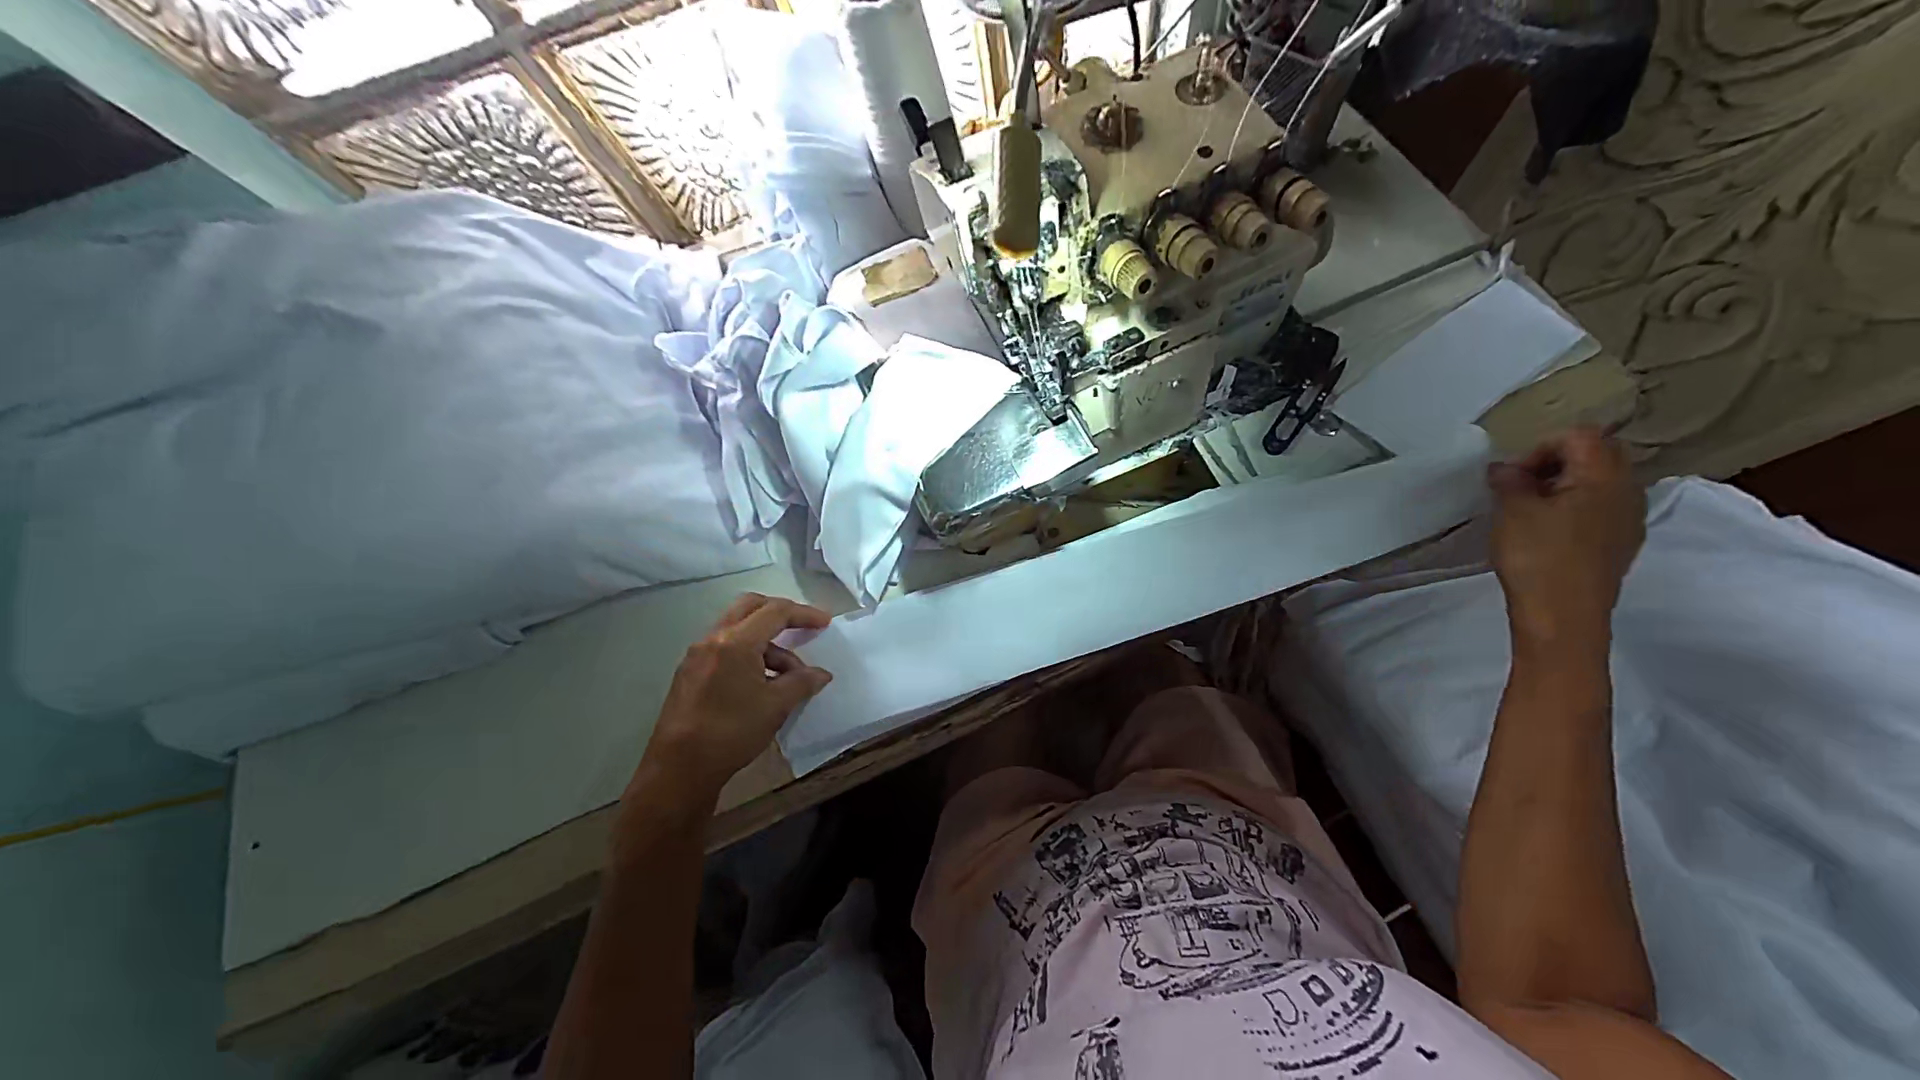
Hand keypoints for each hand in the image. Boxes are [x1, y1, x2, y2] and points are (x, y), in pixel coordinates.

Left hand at [639, 594, 834, 795]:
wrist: (680, 768)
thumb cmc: (732, 731)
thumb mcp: (776, 706)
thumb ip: (802, 682)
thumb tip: (821, 674)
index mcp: (736, 642)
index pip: (775, 612)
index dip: (804, 614)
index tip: (825, 623)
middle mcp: (713, 639)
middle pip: (751, 607)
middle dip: (780, 614)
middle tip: (803, 629)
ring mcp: (697, 655)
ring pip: (737, 630)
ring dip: (766, 643)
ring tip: (787, 676)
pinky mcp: (689, 672)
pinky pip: (725, 649)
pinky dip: (747, 654)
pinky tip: (761, 684)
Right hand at [1488, 429, 1644, 647]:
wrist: (1564, 616)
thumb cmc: (1537, 556)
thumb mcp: (1512, 511)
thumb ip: (1509, 480)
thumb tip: (1506, 468)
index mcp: (1605, 476)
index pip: (1579, 436)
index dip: (1540, 448)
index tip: (1512, 476)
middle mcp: (1629, 490)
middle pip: (1597, 455)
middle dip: (1554, 463)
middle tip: (1519, 488)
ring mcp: (1630, 518)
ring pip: (1599, 483)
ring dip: (1564, 486)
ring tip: (1529, 511)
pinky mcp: (1621, 542)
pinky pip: (1601, 509)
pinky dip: (1574, 508)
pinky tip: (1547, 532)